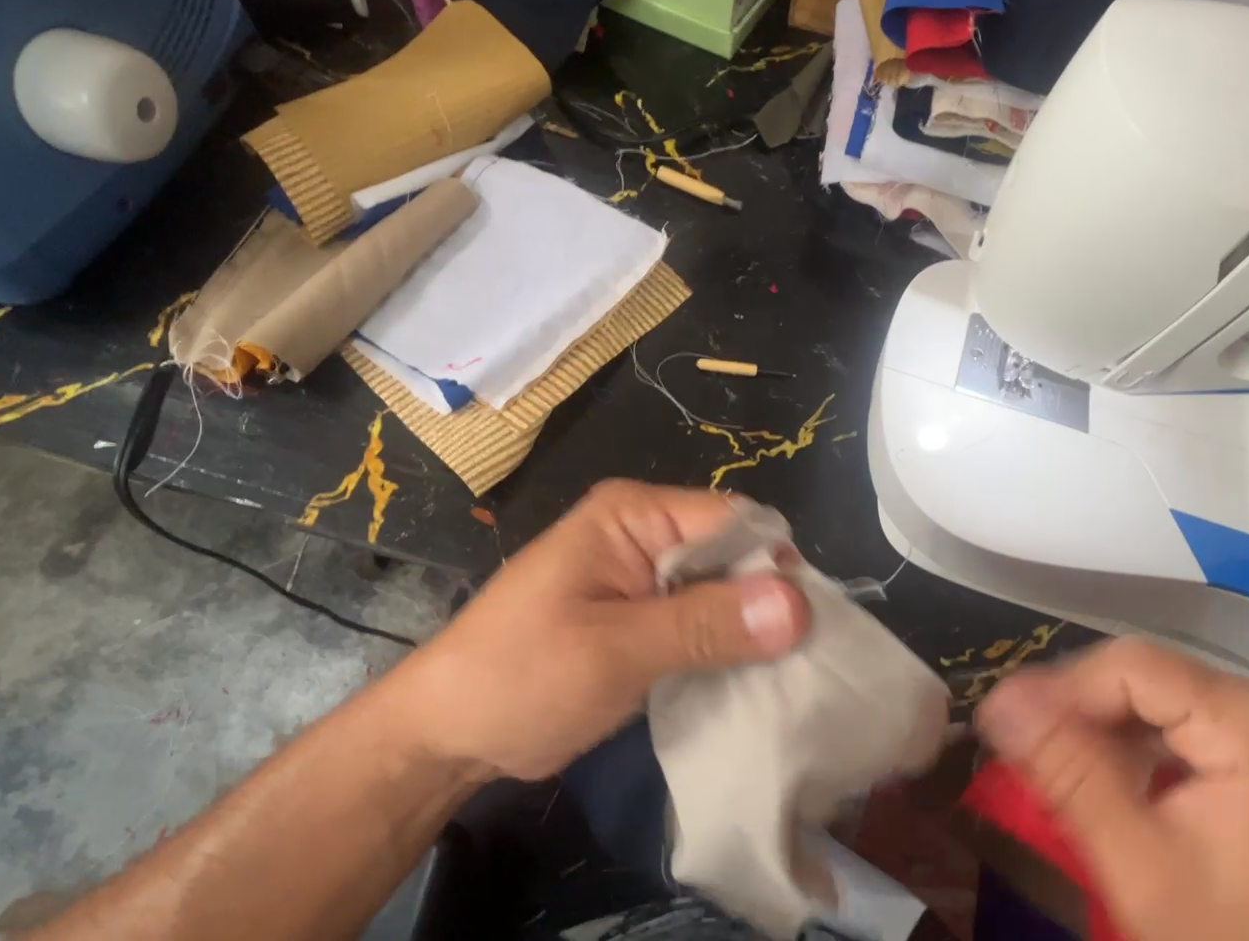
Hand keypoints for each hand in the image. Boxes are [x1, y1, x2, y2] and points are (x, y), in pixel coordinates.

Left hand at [397, 480, 809, 779]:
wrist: (448, 733)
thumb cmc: (519, 677)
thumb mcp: (615, 651)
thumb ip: (705, 625)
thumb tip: (799, 602)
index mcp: (634, 515)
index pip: (732, 520)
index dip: (771, 566)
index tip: (800, 629)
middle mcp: (644, 533)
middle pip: (732, 555)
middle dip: (763, 604)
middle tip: (794, 664)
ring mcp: (642, 577)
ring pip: (721, 593)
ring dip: (745, 633)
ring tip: (778, 680)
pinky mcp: (641, 618)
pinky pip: (700, 623)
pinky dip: (722, 651)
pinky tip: (744, 685)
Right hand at [975, 638, 1248, 940]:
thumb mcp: (1140, 864)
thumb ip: (1068, 772)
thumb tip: (997, 697)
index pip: (1129, 664)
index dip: (1060, 690)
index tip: (1006, 730)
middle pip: (1146, 677)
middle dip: (1082, 715)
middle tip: (1032, 761)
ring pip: (1161, 697)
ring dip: (1107, 731)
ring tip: (1067, 777)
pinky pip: (1189, 721)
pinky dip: (1144, 746)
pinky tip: (1119, 786)